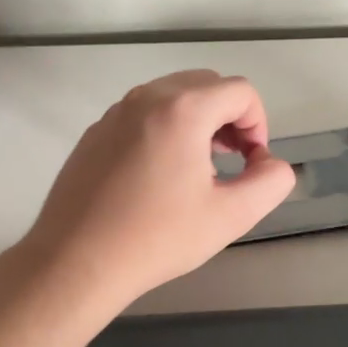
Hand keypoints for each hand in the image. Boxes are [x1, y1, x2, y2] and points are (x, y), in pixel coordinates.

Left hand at [20, 70, 295, 307]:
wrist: (76, 261)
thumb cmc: (158, 238)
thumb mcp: (231, 215)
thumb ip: (270, 182)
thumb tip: (271, 164)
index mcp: (183, 110)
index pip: (241, 91)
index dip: (259, 124)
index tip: (252, 163)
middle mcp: (147, 98)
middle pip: (207, 84)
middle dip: (230, 117)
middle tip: (232, 161)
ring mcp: (115, 113)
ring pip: (173, 96)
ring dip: (198, 121)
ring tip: (199, 169)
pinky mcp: (95, 133)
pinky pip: (143, 114)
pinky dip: (165, 129)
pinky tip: (158, 178)